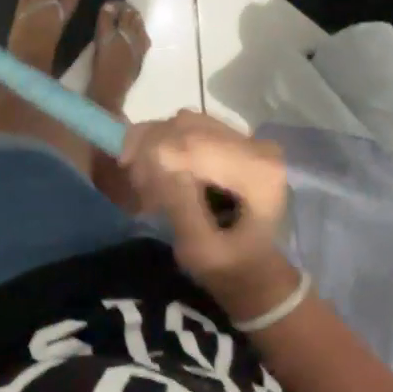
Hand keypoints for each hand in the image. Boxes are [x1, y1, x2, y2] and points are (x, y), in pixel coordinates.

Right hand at [121, 111, 298, 319]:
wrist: (256, 270)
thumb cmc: (228, 268)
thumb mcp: (199, 250)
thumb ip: (180, 205)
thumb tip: (156, 160)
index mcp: (258, 174)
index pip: (194, 144)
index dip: (153, 154)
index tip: (134, 182)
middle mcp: (258, 147)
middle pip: (187, 126)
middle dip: (149, 148)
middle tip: (137, 185)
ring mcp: (248, 140)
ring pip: (184, 121)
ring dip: (154, 143)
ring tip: (146, 179)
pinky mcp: (236, 139)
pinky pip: (190, 126)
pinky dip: (164, 141)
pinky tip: (157, 166)